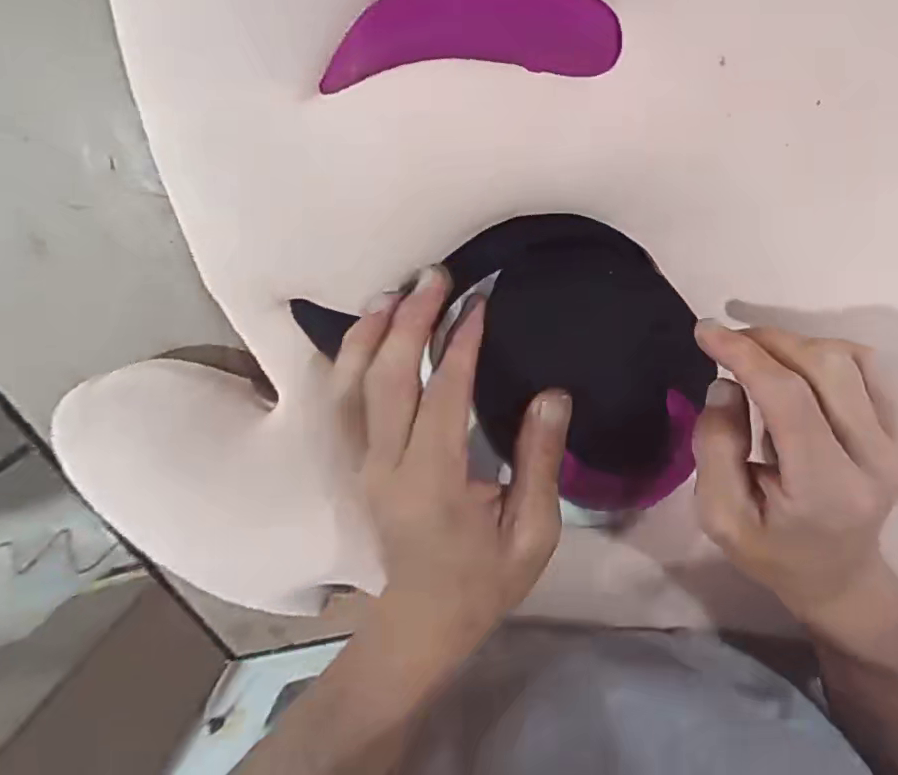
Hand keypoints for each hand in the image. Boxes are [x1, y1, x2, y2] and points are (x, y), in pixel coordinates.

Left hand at [331, 265, 572, 649]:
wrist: (422, 620)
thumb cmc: (484, 578)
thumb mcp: (533, 532)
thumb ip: (540, 462)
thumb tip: (552, 395)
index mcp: (433, 484)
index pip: (442, 398)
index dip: (459, 345)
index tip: (476, 302)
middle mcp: (386, 467)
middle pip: (388, 379)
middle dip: (411, 320)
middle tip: (435, 277)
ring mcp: (361, 464)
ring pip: (354, 384)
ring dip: (373, 331)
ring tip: (397, 290)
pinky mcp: (355, 462)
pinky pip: (345, 398)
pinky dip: (354, 355)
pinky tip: (372, 326)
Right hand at [691, 322, 897, 645]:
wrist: (840, 577)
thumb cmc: (772, 551)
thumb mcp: (720, 517)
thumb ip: (715, 447)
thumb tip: (727, 384)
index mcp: (827, 489)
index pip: (789, 398)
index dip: (744, 354)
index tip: (705, 331)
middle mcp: (874, 460)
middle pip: (824, 365)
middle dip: (766, 341)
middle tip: (727, 344)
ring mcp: (895, 443)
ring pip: (848, 357)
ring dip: (794, 344)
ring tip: (758, 358)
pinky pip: (865, 366)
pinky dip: (823, 352)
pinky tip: (795, 368)